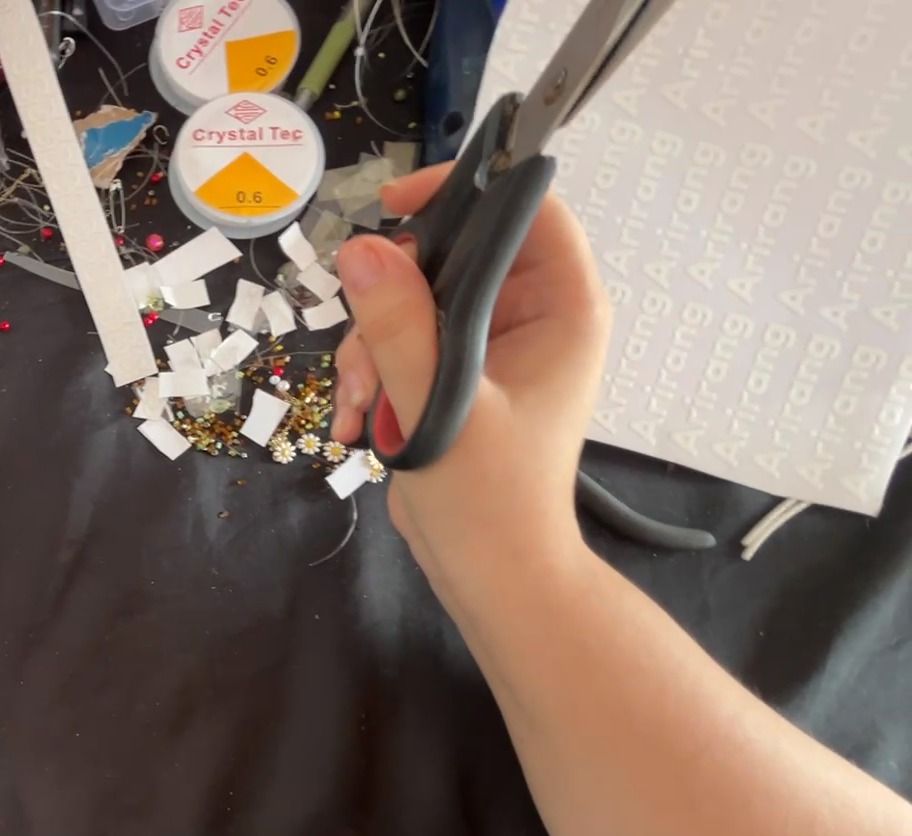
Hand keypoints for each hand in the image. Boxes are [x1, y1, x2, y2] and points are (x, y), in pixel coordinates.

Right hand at [329, 166, 609, 577]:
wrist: (482, 565)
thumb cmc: (484, 493)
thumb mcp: (437, 402)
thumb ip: (398, 324)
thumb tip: (358, 250)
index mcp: (557, 310)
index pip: (523, 213)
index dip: (460, 195)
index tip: (386, 210)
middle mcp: (523, 320)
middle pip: (443, 266)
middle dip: (385, 312)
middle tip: (363, 361)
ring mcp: (481, 352)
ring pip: (404, 313)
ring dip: (366, 357)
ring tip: (357, 411)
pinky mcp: (447, 381)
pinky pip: (394, 352)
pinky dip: (366, 383)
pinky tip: (353, 424)